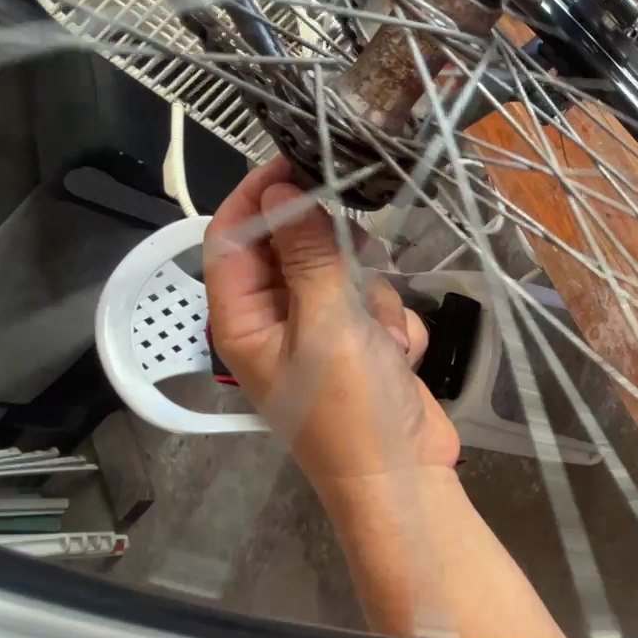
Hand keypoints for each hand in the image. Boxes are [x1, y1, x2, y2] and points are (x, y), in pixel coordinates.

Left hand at [204, 157, 455, 483]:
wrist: (404, 474)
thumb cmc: (351, 409)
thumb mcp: (328, 327)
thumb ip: (310, 256)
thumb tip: (290, 191)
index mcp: (244, 318)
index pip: (233, 237)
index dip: (260, 197)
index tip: (300, 163)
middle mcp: (281, 321)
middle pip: (299, 253)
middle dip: (338, 259)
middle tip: (364, 254)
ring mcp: (328, 336)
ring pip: (351, 278)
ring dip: (376, 301)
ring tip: (384, 341)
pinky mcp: (369, 349)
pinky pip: (383, 310)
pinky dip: (398, 328)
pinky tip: (401, 359)